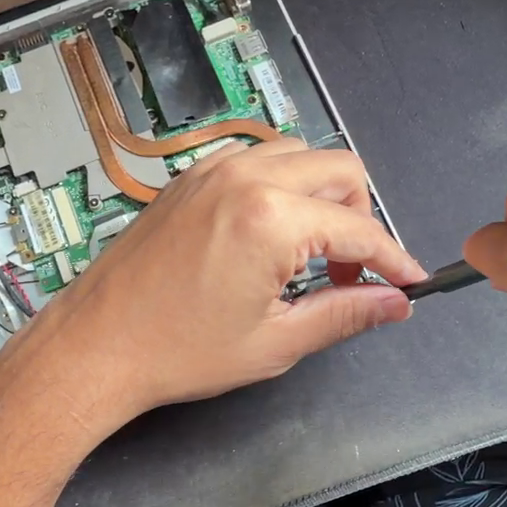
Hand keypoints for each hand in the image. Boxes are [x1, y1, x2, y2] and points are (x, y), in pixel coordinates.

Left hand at [0, 139, 425, 432]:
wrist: (97, 343)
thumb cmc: (180, 351)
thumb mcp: (274, 341)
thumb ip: (344, 313)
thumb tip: (393, 302)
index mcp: (271, 218)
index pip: (360, 230)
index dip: (393, 259)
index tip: (409, 281)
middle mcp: (244, 177)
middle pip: (338, 169)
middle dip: (359, 216)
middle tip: (351, 271)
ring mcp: (211, 170)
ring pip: (295, 155)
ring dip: (318, 194)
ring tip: (309, 251)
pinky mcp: (188, 177)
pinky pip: (252, 159)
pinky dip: (277, 183)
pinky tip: (266, 230)